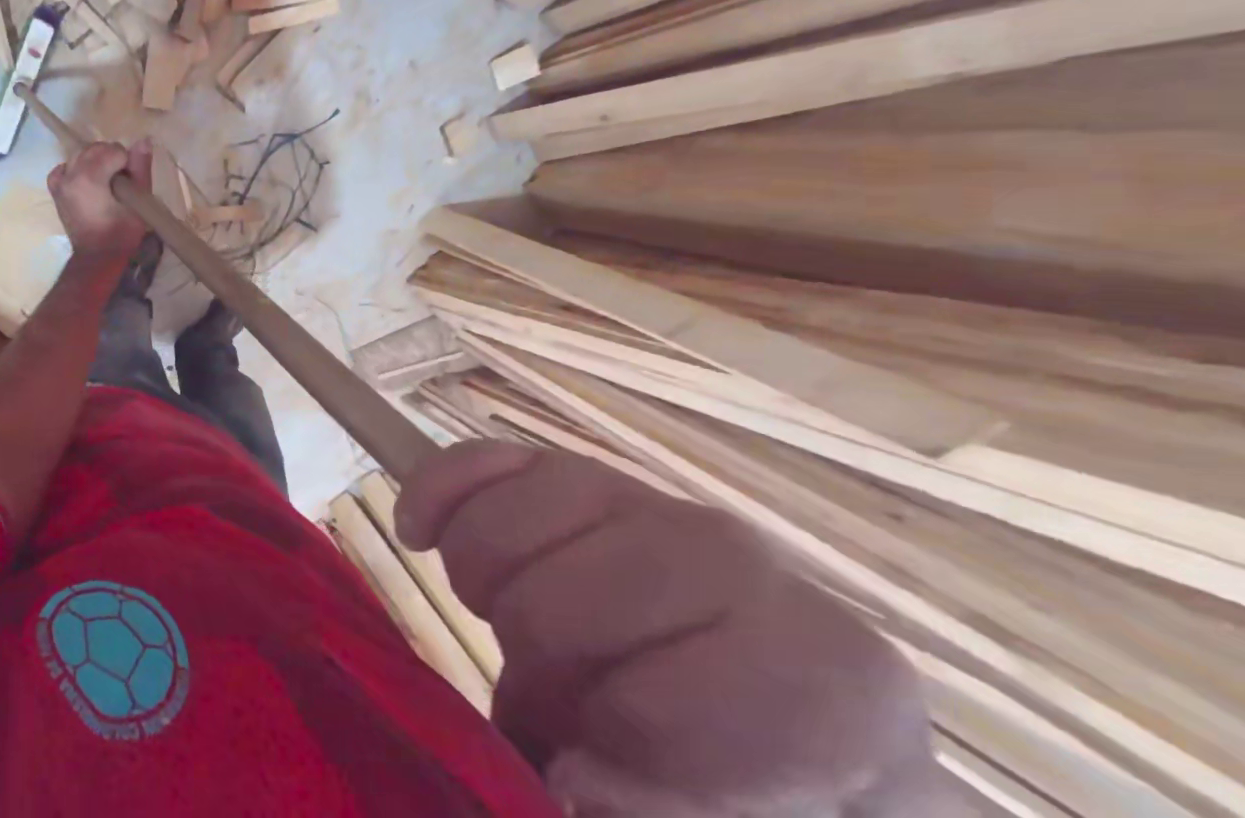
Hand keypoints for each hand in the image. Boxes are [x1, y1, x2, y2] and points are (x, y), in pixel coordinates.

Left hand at [48, 139, 153, 263]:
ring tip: (106, 183)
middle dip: (112, 158)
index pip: (115, 150)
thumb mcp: (138, 201)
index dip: (128, 164)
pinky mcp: (55, 188)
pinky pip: (66, 166)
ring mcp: (59, 180)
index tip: (131, 183)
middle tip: (121, 182)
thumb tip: (144, 140)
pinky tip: (88, 183)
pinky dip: (77, 169)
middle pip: (96, 148)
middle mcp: (70, 173)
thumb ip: (140, 168)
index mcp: (90, 177)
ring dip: (96, 162)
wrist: (97, 257)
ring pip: (81, 154)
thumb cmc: (122, 233)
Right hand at [396, 440, 948, 815]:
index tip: (586, 778)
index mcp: (824, 681)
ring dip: (484, 583)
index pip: (684, 703)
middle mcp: (739, 563)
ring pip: (516, 516)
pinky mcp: (580, 474)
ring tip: (506, 627)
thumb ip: (655, 813)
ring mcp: (649, 502)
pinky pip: (485, 462)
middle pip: (570, 599)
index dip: (623, 749)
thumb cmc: (742, 789)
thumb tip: (575, 779)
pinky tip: (420, 532)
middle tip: (552, 702)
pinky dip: (439, 495)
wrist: (743, 708)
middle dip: (538, 663)